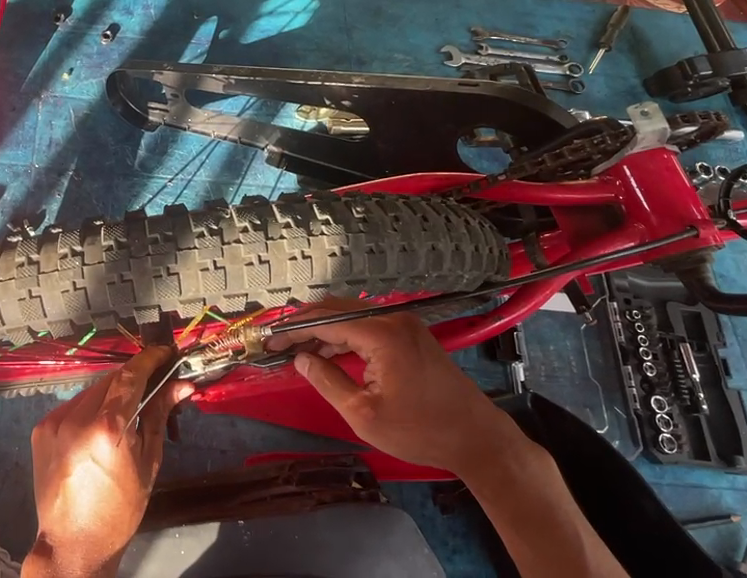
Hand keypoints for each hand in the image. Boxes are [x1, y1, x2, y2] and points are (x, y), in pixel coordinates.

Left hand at [27, 347, 193, 577]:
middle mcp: (78, 417)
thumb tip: (182, 386)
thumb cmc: (119, 509)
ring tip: (124, 412)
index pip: (131, 375)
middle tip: (152, 384)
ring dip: (110, 393)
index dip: (149, 359)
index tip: (163, 352)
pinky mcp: (42, 428)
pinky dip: (89, 408)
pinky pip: (73, 406)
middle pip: (111, 379)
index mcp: (109, 427)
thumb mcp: (148, 463)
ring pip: (91, 390)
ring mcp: (56, 421)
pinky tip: (97, 428)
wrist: (73, 542)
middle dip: (133, 378)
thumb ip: (160, 416)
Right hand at [265, 301, 525, 475]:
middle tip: (279, 342)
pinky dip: (345, 335)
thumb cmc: (420, 431)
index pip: (324, 321)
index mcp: (380, 334)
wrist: (477, 437)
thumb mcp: (364, 414)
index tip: (269, 342)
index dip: (293, 331)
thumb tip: (301, 360)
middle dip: (305, 324)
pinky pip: (368, 324)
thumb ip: (328, 382)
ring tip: (298, 349)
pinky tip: (330, 352)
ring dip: (324, 329)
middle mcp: (392, 318)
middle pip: (336, 309)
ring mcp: (404, 323)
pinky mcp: (411, 333)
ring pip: (351, 315)